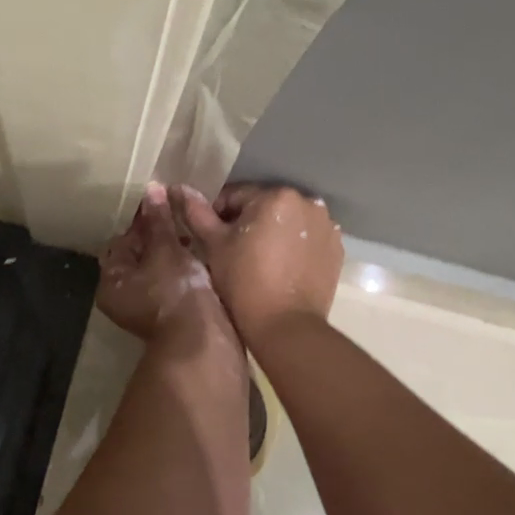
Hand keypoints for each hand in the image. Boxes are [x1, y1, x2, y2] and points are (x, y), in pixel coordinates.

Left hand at [97, 182, 229, 342]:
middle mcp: (124, 295)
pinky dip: (183, 267)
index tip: (162, 203)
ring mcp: (148, 306)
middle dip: (159, 235)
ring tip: (193, 230)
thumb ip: (158, 220)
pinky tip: (200, 252)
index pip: (121, 241)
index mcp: (112, 281)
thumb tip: (151, 189)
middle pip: (139, 255)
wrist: (204, 341)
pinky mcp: (171, 312)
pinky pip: (173, 281)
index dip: (141, 220)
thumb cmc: (175, 291)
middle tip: (179, 215)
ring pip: (158, 268)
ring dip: (173, 250)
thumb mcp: (165, 250)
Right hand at [171, 182, 341, 342]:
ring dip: (272, 233)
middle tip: (232, 251)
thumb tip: (178, 187)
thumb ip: (197, 212)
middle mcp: (307, 202)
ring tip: (258, 261)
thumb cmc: (243, 281)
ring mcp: (327, 227)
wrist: (285, 327)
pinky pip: (306, 239)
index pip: (236, 195)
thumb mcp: (214, 245)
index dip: (217, 215)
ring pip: (287, 222)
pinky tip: (281, 269)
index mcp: (276, 195)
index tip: (210, 238)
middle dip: (247, 222)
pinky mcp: (336, 250)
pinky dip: (293, 247)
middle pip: (265, 207)